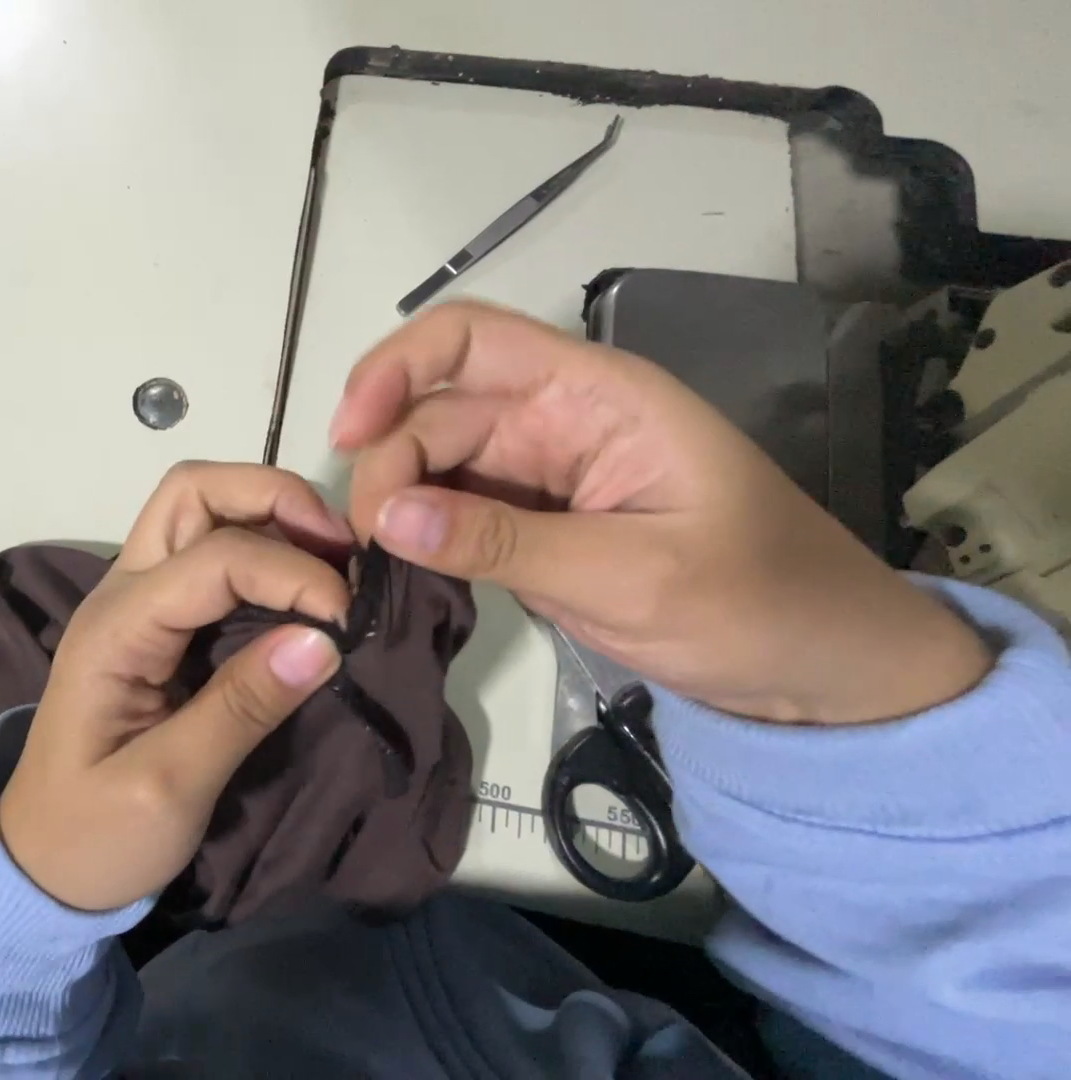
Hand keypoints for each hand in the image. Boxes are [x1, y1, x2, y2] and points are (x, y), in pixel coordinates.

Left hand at [0, 463, 350, 910]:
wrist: (42, 864)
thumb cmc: (95, 834)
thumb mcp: (168, 787)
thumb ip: (240, 708)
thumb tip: (324, 639)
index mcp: (116, 629)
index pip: (213, 558)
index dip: (290, 571)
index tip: (348, 618)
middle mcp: (120, 594)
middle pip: (191, 491)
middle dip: (273, 496)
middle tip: (342, 548)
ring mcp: (135, 602)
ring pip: (198, 510)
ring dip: (269, 514)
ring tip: (334, 560)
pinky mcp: (156, 623)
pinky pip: (208, 554)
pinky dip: (261, 549)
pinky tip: (303, 582)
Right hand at [331, 300, 989, 724]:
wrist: (816, 669)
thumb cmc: (756, 603)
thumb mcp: (630, 575)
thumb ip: (501, 542)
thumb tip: (385, 518)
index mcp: (591, 395)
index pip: (467, 339)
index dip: (393, 369)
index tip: (346, 437)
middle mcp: (549, 417)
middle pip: (430, 411)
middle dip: (387, 466)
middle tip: (371, 544)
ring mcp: (530, 471)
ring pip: (426, 462)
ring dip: (392, 502)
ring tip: (378, 562)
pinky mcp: (518, 519)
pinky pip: (442, 508)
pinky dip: (411, 531)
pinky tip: (396, 564)